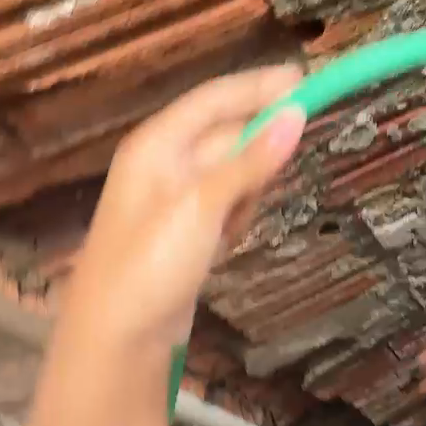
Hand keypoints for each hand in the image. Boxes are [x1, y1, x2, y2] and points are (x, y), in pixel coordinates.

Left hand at [58, 67, 305, 350]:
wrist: (116, 346)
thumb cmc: (149, 267)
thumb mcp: (203, 207)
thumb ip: (251, 160)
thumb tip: (298, 113)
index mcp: (156, 145)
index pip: (216, 98)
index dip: (261, 86)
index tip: (309, 79)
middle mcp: (165, 162)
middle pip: (228, 130)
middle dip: (261, 142)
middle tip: (298, 149)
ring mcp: (177, 196)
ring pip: (235, 167)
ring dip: (253, 182)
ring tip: (243, 214)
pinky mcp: (189, 228)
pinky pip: (230, 199)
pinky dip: (242, 210)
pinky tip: (233, 236)